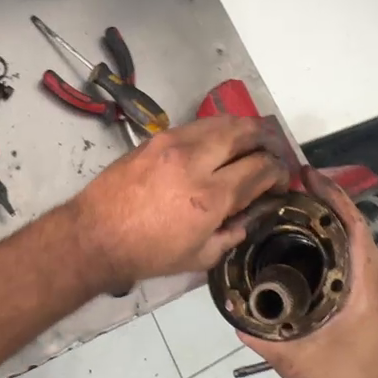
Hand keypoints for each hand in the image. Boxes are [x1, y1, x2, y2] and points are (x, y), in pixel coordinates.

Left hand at [65, 116, 288, 293]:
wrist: (96, 234)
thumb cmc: (148, 253)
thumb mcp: (199, 256)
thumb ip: (233, 233)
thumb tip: (252, 213)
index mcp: (210, 196)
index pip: (261, 167)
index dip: (279, 172)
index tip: (281, 181)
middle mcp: (195, 161)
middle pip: (247, 132)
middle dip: (269, 141)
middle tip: (274, 153)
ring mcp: (174, 143)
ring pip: (223, 121)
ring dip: (245, 129)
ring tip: (253, 143)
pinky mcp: (157, 137)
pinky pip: (198, 125)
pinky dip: (217, 130)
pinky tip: (220, 144)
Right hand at [239, 167, 377, 377]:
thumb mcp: (297, 359)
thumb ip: (262, 336)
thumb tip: (229, 308)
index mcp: (368, 283)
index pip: (353, 225)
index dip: (331, 196)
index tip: (305, 174)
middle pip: (355, 222)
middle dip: (324, 198)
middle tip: (289, 183)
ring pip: (357, 233)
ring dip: (330, 214)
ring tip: (294, 201)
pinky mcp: (376, 287)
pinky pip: (356, 248)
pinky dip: (334, 232)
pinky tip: (307, 233)